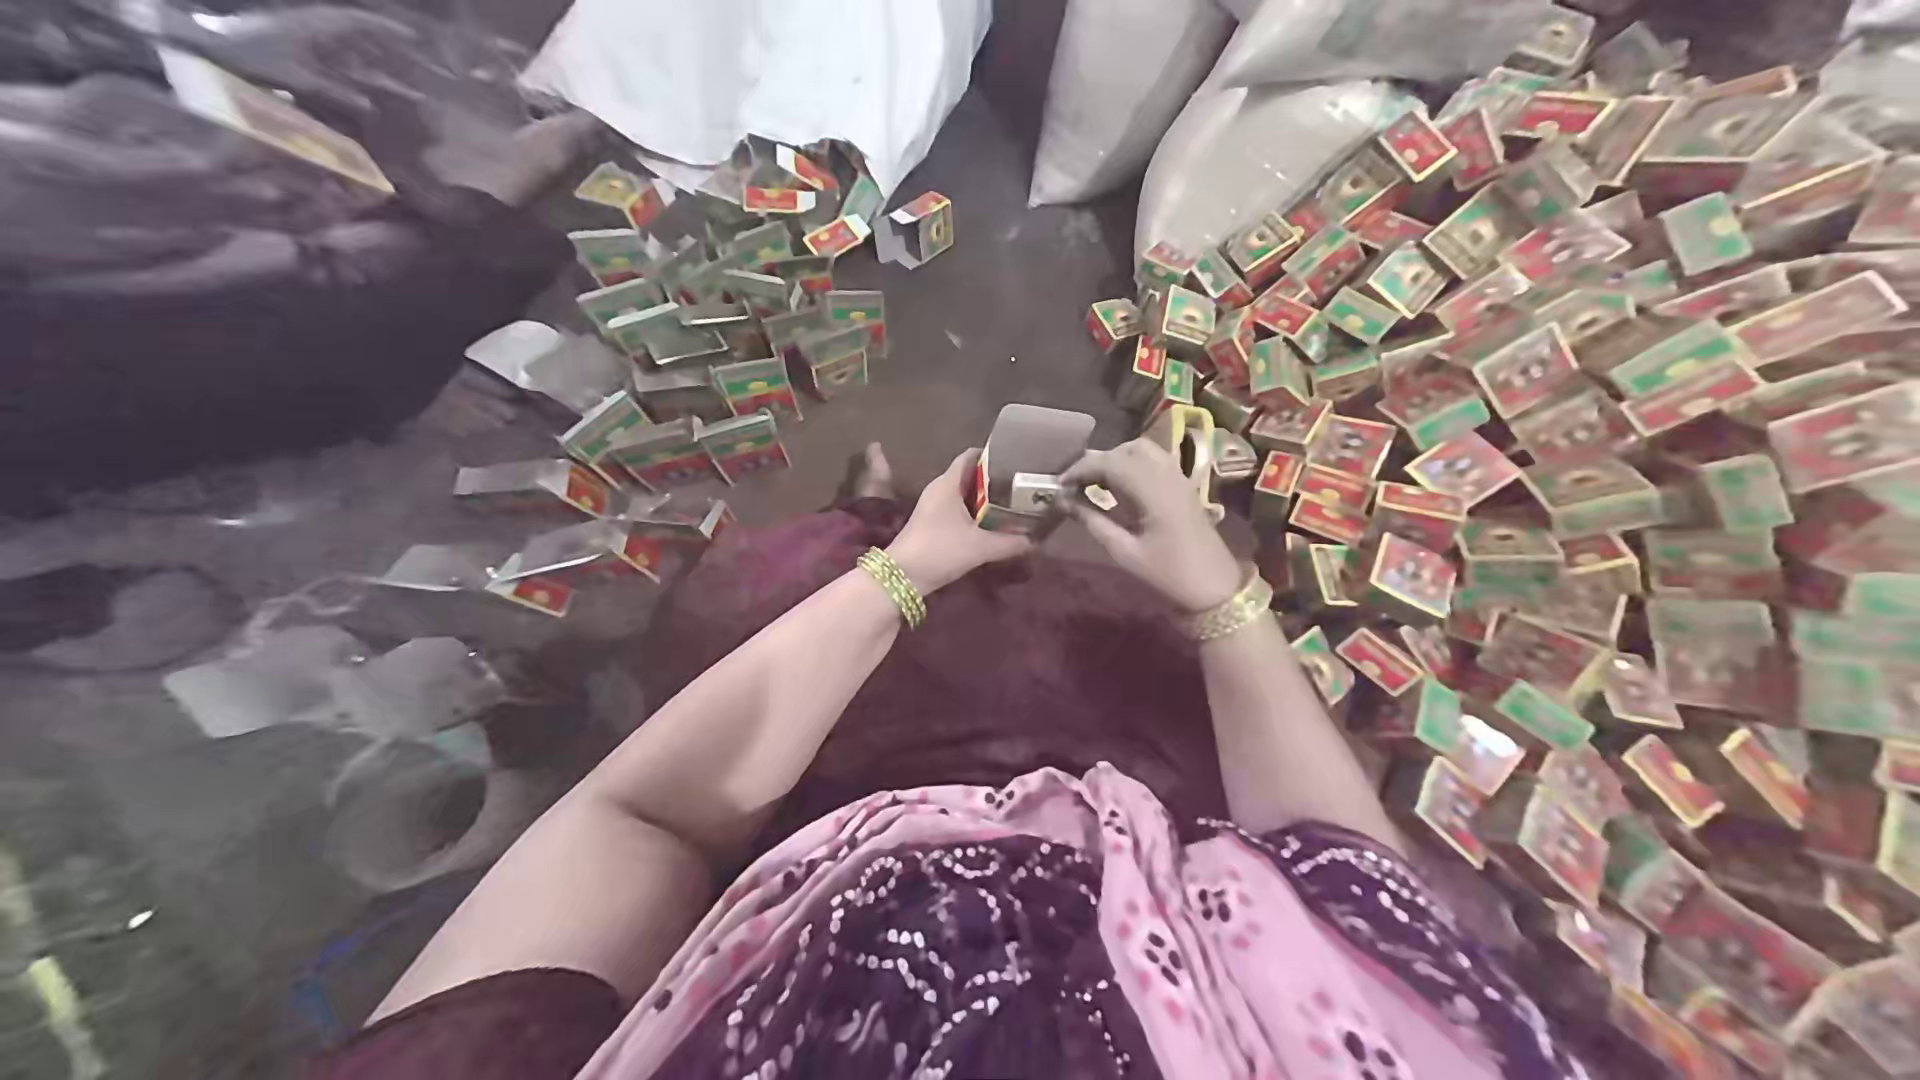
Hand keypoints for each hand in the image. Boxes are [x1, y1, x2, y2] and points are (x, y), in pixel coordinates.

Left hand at [884, 449, 1033, 593]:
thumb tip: (1035, 541)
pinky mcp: (931, 524)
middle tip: (1020, 488)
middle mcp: (939, 489)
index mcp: (947, 483)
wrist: (902, 576)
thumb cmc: (940, 550)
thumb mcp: (981, 547)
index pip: (970, 456)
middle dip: (994, 481)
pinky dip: (974, 514)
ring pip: (964, 495)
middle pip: (970, 476)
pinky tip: (991, 526)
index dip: (992, 456)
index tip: (1015, 463)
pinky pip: (957, 510)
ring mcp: (933, 507)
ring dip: (985, 500)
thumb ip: (1010, 542)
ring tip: (1012, 506)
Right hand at [1062, 439, 1242, 612]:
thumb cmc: (1168, 574)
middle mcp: (1167, 475)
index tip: (1060, 484)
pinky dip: (1132, 464)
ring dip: (1115, 459)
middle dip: (1096, 462)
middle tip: (1074, 484)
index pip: (1110, 462)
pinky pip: (1155, 460)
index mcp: (1153, 491)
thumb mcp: (1124, 551)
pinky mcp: (1183, 485)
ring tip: (1095, 482)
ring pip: (1142, 450)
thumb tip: (1064, 501)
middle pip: (1125, 450)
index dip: (1081, 469)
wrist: (1215, 587)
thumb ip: (1092, 521)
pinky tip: (1119, 485)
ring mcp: (1179, 477)